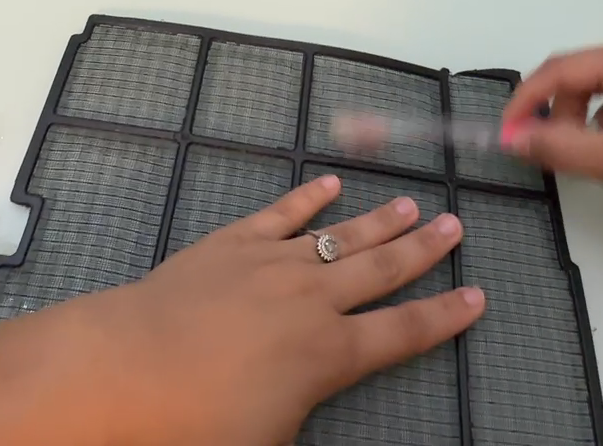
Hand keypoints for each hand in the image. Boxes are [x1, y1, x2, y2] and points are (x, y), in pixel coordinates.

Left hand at [79, 174, 483, 445]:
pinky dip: (308, 196)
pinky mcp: (236, 241)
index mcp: (327, 355)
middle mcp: (312, 300)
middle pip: (382, 270)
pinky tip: (329, 183)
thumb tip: (320, 392)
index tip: (476, 296)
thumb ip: (307, 410)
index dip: (445, 317)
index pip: (403, 333)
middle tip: (453, 225)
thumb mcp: (268, 443)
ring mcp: (274, 262)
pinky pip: (282, 213)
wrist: (126, 369)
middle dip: (422, 250)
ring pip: (340, 235)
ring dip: (377, 221)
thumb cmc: (195, 426)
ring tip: (409, 203)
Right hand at [499, 41, 602, 227]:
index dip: (527, 101)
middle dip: (554, 111)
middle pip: (577, 74)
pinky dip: (602, 121)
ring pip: (596, 87)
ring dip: (578, 118)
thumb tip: (511, 139)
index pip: (561, 69)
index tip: (506, 134)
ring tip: (583, 155)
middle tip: (543, 149)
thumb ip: (561, 148)